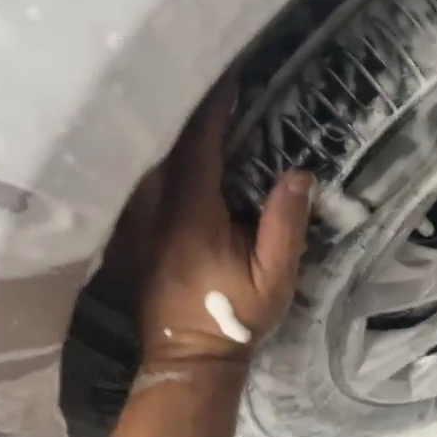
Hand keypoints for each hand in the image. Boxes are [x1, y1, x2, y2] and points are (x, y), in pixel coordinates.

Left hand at [135, 82, 312, 365]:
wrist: (189, 358)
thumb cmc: (234, 317)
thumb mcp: (274, 276)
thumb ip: (285, 225)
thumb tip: (300, 174)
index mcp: (192, 214)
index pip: (200, 148)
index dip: (215, 111)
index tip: (231, 78)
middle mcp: (157, 209)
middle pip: (169, 146)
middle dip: (192, 112)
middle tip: (214, 81)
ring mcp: (140, 222)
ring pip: (153, 161)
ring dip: (175, 133)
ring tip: (198, 106)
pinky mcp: (136, 234)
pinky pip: (147, 181)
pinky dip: (161, 157)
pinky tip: (175, 149)